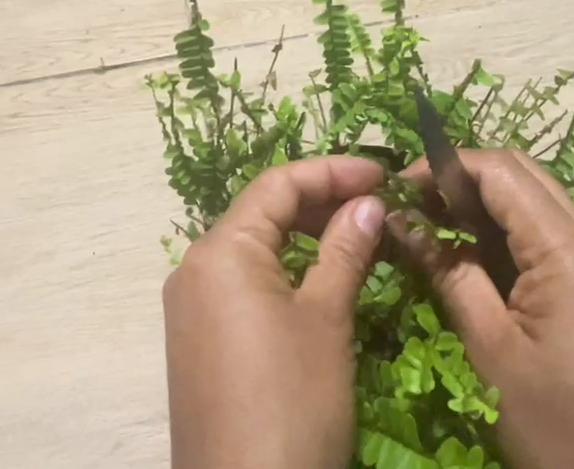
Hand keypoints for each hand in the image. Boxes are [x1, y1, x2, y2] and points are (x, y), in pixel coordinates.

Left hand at [163, 156, 387, 468]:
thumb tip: (368, 203)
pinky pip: (241, 281)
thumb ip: (345, 249)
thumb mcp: (326, 319)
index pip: (277, 184)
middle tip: (376, 203)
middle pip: (261, 210)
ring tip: (356, 234)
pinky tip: (319, 278)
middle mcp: (195, 266)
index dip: (332, 171)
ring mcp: (191, 305)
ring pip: (252, 246)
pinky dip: (282, 268)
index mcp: (221, 250)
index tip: (382, 174)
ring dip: (302, 233)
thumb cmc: (291, 402)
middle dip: (318, 199)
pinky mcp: (197, 338)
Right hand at [402, 149, 573, 468]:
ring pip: (537, 199)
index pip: (499, 170)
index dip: (444, 165)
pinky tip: (476, 257)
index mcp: (569, 250)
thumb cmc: (565, 431)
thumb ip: (450, 274)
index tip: (399, 187)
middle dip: (462, 177)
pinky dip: (509, 230)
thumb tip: (401, 220)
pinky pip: (552, 232)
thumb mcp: (494, 354)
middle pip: (521, 173)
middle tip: (416, 206)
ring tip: (435, 228)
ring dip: (484, 202)